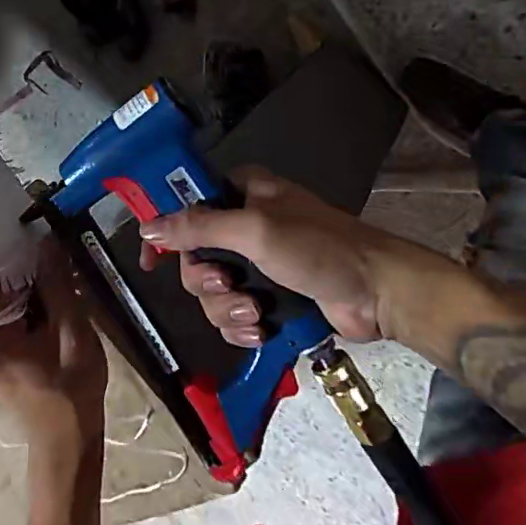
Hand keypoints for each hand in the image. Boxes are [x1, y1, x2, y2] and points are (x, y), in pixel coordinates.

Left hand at [0, 241, 107, 445]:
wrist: (70, 439)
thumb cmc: (71, 386)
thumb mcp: (71, 329)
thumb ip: (56, 284)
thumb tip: (47, 240)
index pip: (2, 281)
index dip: (30, 267)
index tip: (54, 258)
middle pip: (3, 295)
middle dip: (33, 284)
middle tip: (64, 278)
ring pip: (8, 309)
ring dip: (33, 299)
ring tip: (62, 292)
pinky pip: (9, 324)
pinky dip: (29, 316)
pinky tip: (52, 314)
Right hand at [138, 166, 447, 345]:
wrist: (377, 292)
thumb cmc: (318, 248)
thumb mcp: (256, 230)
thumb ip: (199, 227)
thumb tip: (148, 228)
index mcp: (240, 193)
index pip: (185, 205)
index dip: (165, 231)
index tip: (151, 260)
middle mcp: (242, 225)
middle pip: (193, 257)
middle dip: (207, 281)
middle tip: (227, 285)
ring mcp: (255, 263)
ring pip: (210, 292)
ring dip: (227, 308)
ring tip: (256, 313)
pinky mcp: (267, 296)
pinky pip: (231, 314)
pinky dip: (241, 326)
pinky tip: (260, 331)